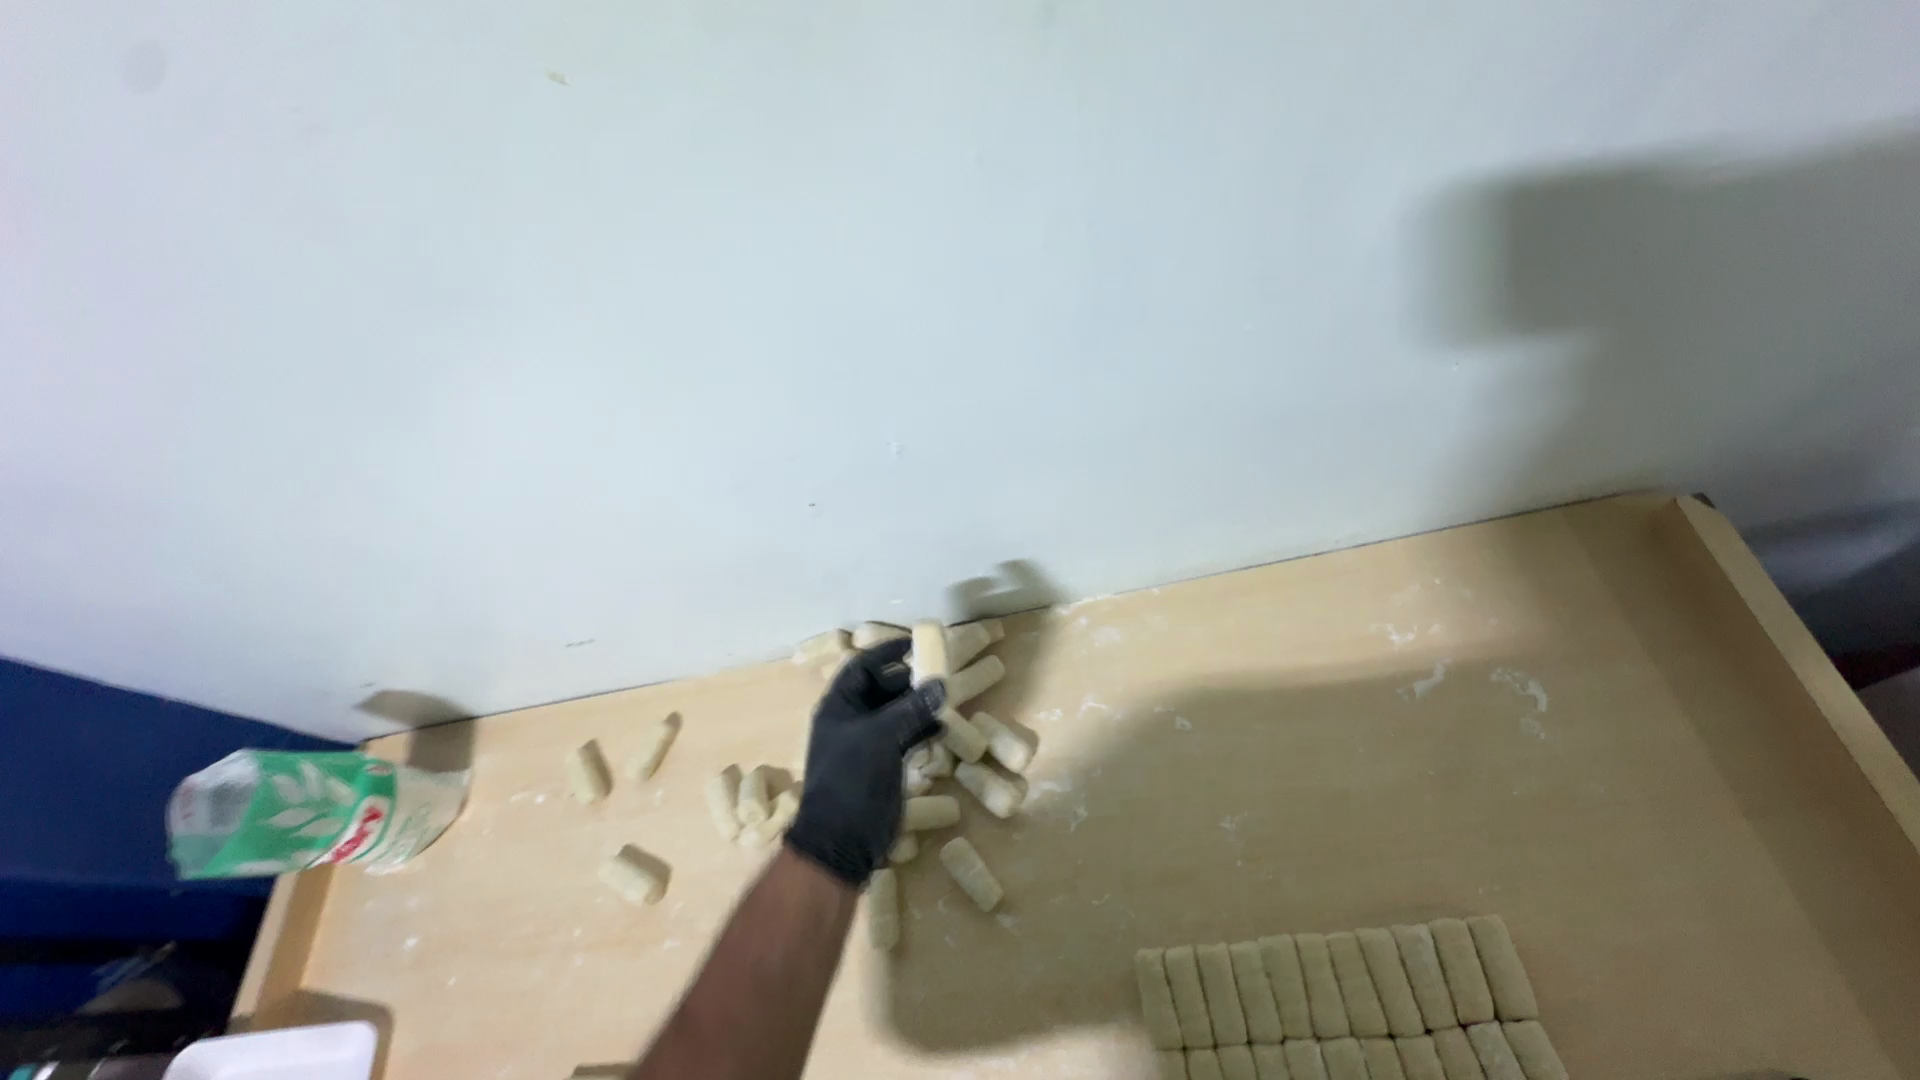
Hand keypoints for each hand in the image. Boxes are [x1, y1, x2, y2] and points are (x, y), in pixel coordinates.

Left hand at [784, 639, 945, 886]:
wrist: (841, 840)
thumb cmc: (852, 780)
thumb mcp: (880, 738)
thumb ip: (910, 709)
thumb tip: (940, 684)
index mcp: (839, 706)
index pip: (861, 668)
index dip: (885, 653)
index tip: (912, 643)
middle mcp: (851, 720)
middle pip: (881, 689)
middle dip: (908, 681)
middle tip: (938, 673)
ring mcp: (867, 743)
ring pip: (896, 713)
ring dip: (918, 706)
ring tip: (946, 699)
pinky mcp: (882, 764)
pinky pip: (904, 737)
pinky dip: (922, 730)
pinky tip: (943, 728)